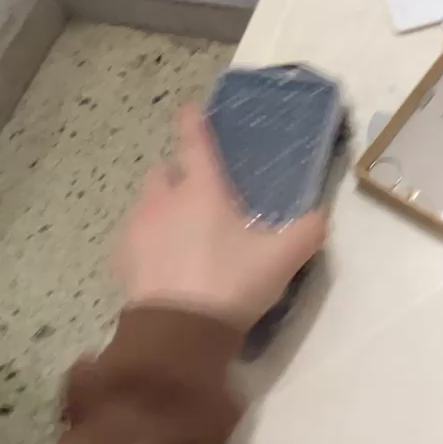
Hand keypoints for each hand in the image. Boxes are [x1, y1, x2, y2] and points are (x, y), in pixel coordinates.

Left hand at [112, 104, 327, 330]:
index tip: (191, 108)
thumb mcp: (283, 257)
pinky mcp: (122, 262)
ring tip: (182, 234)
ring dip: (161, 210)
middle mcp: (164, 201)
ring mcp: (137, 230)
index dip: (193, 122)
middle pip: (162, 172)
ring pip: (146, 206)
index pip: (195, 143)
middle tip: (198, 195)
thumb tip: (321, 216)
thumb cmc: (231, 282)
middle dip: (176, 176)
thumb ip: (307, 231)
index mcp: (203, 190)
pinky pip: (133, 239)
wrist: (179, 335)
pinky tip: (164, 264)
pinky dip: (148, 243)